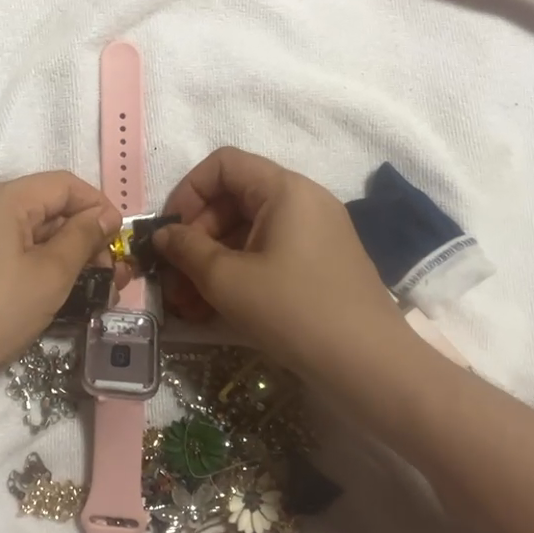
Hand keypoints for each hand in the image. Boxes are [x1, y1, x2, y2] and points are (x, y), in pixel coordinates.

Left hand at [0, 171, 120, 393]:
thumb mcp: (49, 275)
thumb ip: (81, 239)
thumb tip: (103, 215)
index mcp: (2, 197)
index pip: (63, 184)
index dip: (98, 206)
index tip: (119, 241)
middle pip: (41, 205)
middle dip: (80, 235)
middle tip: (107, 275)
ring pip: (20, 230)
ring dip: (56, 252)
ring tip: (81, 289)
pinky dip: (26, 262)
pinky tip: (40, 294)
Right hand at [156, 147, 411, 371]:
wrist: (371, 367)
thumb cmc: (294, 310)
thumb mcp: (227, 280)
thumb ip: (187, 250)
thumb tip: (162, 235)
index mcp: (284, 189)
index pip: (223, 165)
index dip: (188, 191)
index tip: (169, 232)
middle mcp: (302, 200)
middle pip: (233, 200)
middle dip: (195, 238)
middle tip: (172, 279)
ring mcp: (314, 233)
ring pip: (247, 233)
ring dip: (211, 263)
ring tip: (185, 306)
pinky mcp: (319, 265)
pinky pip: (268, 254)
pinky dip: (238, 274)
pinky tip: (213, 311)